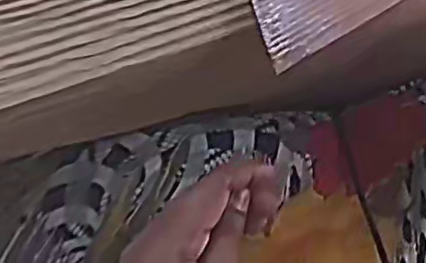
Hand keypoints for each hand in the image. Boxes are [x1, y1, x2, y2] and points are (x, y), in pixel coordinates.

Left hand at [122, 160, 281, 262]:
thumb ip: (230, 234)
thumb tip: (244, 201)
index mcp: (180, 220)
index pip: (223, 174)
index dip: (256, 172)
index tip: (278, 189)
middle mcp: (162, 221)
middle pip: (211, 188)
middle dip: (244, 192)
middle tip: (269, 217)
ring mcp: (150, 240)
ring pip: (199, 208)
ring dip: (229, 211)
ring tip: (253, 230)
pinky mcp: (146, 255)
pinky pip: (186, 228)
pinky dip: (210, 228)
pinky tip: (222, 244)